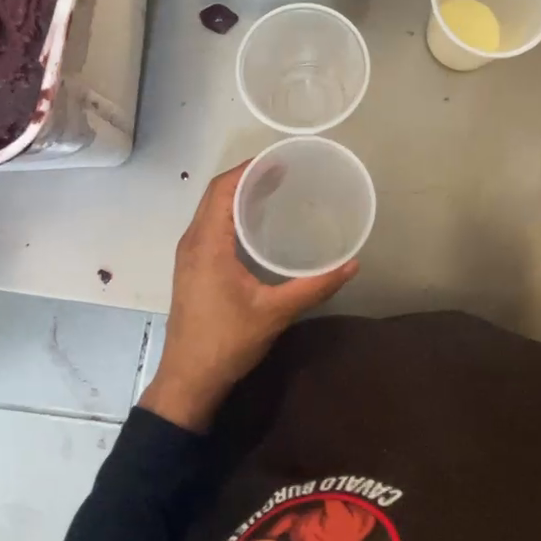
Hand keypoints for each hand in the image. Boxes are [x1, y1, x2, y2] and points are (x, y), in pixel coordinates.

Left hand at [139, 162, 357, 432]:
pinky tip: (256, 223)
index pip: (223, 190)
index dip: (249, 169)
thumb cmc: (227, 342)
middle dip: (247, 178)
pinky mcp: (192, 268)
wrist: (188, 381)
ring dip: (238, 195)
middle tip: (284, 171)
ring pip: (211, 210)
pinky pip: (210, 226)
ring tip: (274, 189)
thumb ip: (313, 286)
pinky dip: (231, 213)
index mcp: (207, 244)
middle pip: (216, 194)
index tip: (280, 159)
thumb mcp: (275, 313)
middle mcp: (192, 242)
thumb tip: (352, 264)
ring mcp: (189, 256)